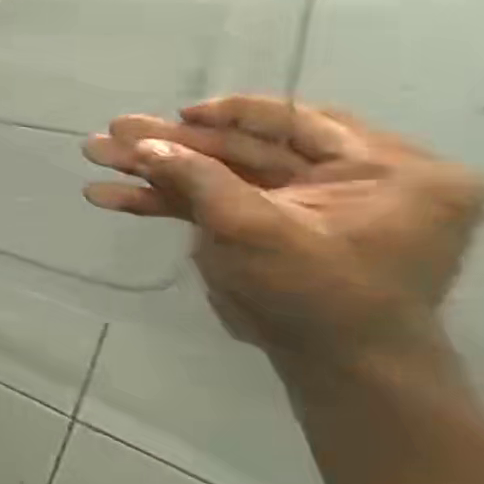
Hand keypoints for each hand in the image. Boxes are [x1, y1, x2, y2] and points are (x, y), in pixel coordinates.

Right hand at [82, 96, 483, 369]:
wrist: (336, 370)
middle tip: (111, 134)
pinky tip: (111, 196)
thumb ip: (198, 180)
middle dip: (171, 146)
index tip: (176, 114)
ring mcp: (303, 206)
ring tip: (97, 158)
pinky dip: (164, 201)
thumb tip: (144, 142)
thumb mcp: (255, 231)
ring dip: (155, 171)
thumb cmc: (317, 295)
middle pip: (244, 149)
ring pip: (219, 177)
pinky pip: (215, 205)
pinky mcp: (269, 229)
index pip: (297, 122)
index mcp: (386, 167)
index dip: (228, 115)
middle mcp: (349, 178)